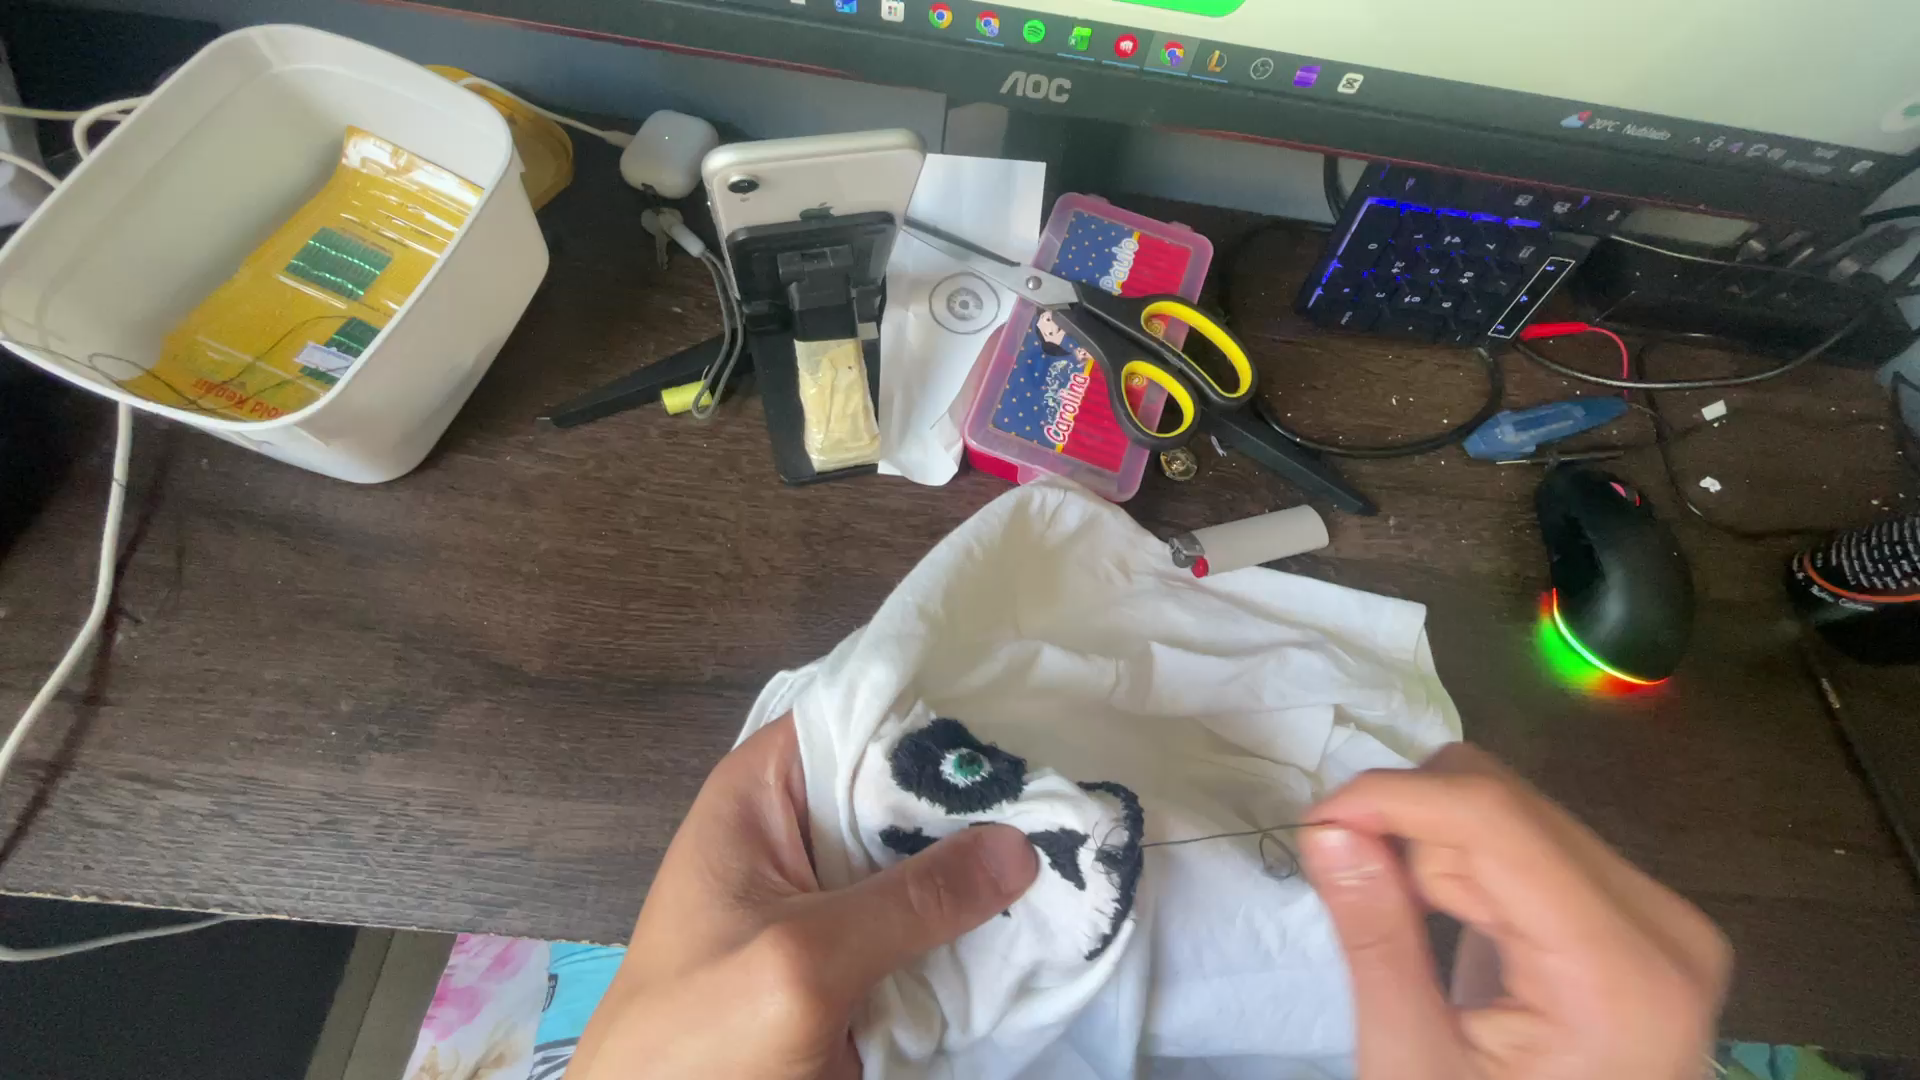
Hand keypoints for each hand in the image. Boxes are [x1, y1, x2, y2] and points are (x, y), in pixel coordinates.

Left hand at [568, 714, 1038, 1079]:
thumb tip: (1023, 846)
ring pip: (915, 843)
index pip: (857, 712)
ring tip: (1062, 826)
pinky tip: (1028, 894)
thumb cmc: (699, 1038)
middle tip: (1055, 780)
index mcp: (764, 787)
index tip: (1012, 717)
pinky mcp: (849, 939)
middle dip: (967, 785)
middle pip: (896, 777)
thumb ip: (910, 902)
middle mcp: (798, 819)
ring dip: (974, 848)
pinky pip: (918, 903)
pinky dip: (964, 904)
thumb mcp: (803, 961)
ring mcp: (826, 882)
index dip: (932, 710)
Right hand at [1300, 744, 1730, 1079]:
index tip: (1315, 827)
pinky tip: (1448, 914)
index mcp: (1620, 971)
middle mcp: (1657, 921)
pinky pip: (1509, 824)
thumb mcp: (1412, 1060)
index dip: (1390, 797)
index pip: (1492, 815)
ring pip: (1493, 799)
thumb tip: (1326, 827)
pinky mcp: (1623, 901)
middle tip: (1381, 909)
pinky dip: (1450, 850)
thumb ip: (1374, 938)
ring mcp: (1647, 908)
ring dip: (1426, 844)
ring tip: (1422, 925)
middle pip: (1493, 796)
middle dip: (1408, 832)